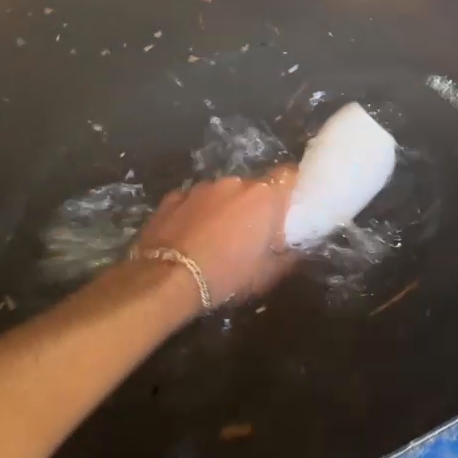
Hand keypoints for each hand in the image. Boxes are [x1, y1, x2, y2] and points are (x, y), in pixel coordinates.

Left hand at [135, 168, 298, 307]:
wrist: (163, 282)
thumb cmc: (224, 276)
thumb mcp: (267, 275)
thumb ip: (288, 257)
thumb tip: (295, 251)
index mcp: (264, 196)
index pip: (288, 175)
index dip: (290, 188)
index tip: (290, 207)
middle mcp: (234, 183)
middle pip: (254, 187)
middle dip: (254, 205)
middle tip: (251, 232)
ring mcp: (200, 188)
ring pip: (222, 193)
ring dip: (224, 208)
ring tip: (215, 236)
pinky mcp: (171, 198)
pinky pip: (193, 201)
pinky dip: (196, 213)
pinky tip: (190, 235)